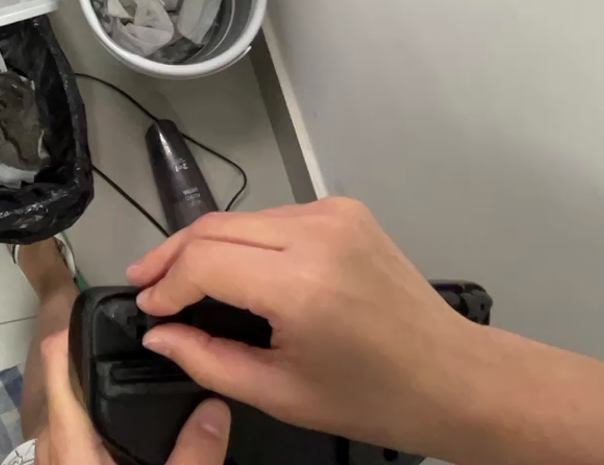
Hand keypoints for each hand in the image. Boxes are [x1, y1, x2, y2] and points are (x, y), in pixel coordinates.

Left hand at [34, 330, 231, 464]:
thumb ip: (192, 455)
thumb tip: (216, 406)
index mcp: (70, 442)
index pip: (56, 366)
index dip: (72, 333)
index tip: (103, 313)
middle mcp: (51, 450)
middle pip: (57, 390)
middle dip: (84, 365)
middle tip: (129, 349)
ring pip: (60, 421)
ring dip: (83, 401)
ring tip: (125, 387)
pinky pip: (64, 448)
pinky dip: (85, 432)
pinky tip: (117, 439)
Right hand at [126, 198, 484, 454]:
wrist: (459, 377)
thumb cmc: (372, 398)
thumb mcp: (282, 393)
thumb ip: (208, 359)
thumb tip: (156, 333)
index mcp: (302, 285)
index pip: (205, 262)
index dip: (166, 282)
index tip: (146, 305)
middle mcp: (313, 233)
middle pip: (214, 227)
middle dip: (172, 253)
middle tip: (144, 279)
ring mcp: (329, 211)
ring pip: (239, 218)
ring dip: (204, 243)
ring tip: (179, 274)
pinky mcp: (340, 206)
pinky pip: (270, 217)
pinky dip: (244, 239)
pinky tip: (236, 266)